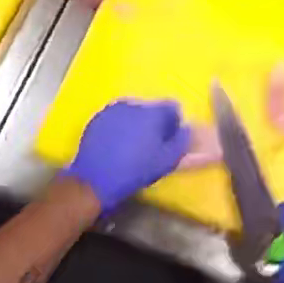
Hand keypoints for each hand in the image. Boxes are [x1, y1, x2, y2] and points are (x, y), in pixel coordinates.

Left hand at [62, 99, 192, 212]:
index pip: (172, 107)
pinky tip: (116, 146)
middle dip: (154, 123)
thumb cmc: (136, 170)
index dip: (174, 123)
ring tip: (132, 147)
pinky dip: (119, 128)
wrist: (96, 178)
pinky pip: (115, 119)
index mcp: (152, 112)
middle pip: (151, 109)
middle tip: (151, 145)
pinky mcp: (97, 119)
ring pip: (132, 113)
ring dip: (136, 125)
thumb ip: (181, 142)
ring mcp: (112, 110)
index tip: (169, 139)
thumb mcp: (166, 161)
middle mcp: (133, 104)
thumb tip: (187, 129)